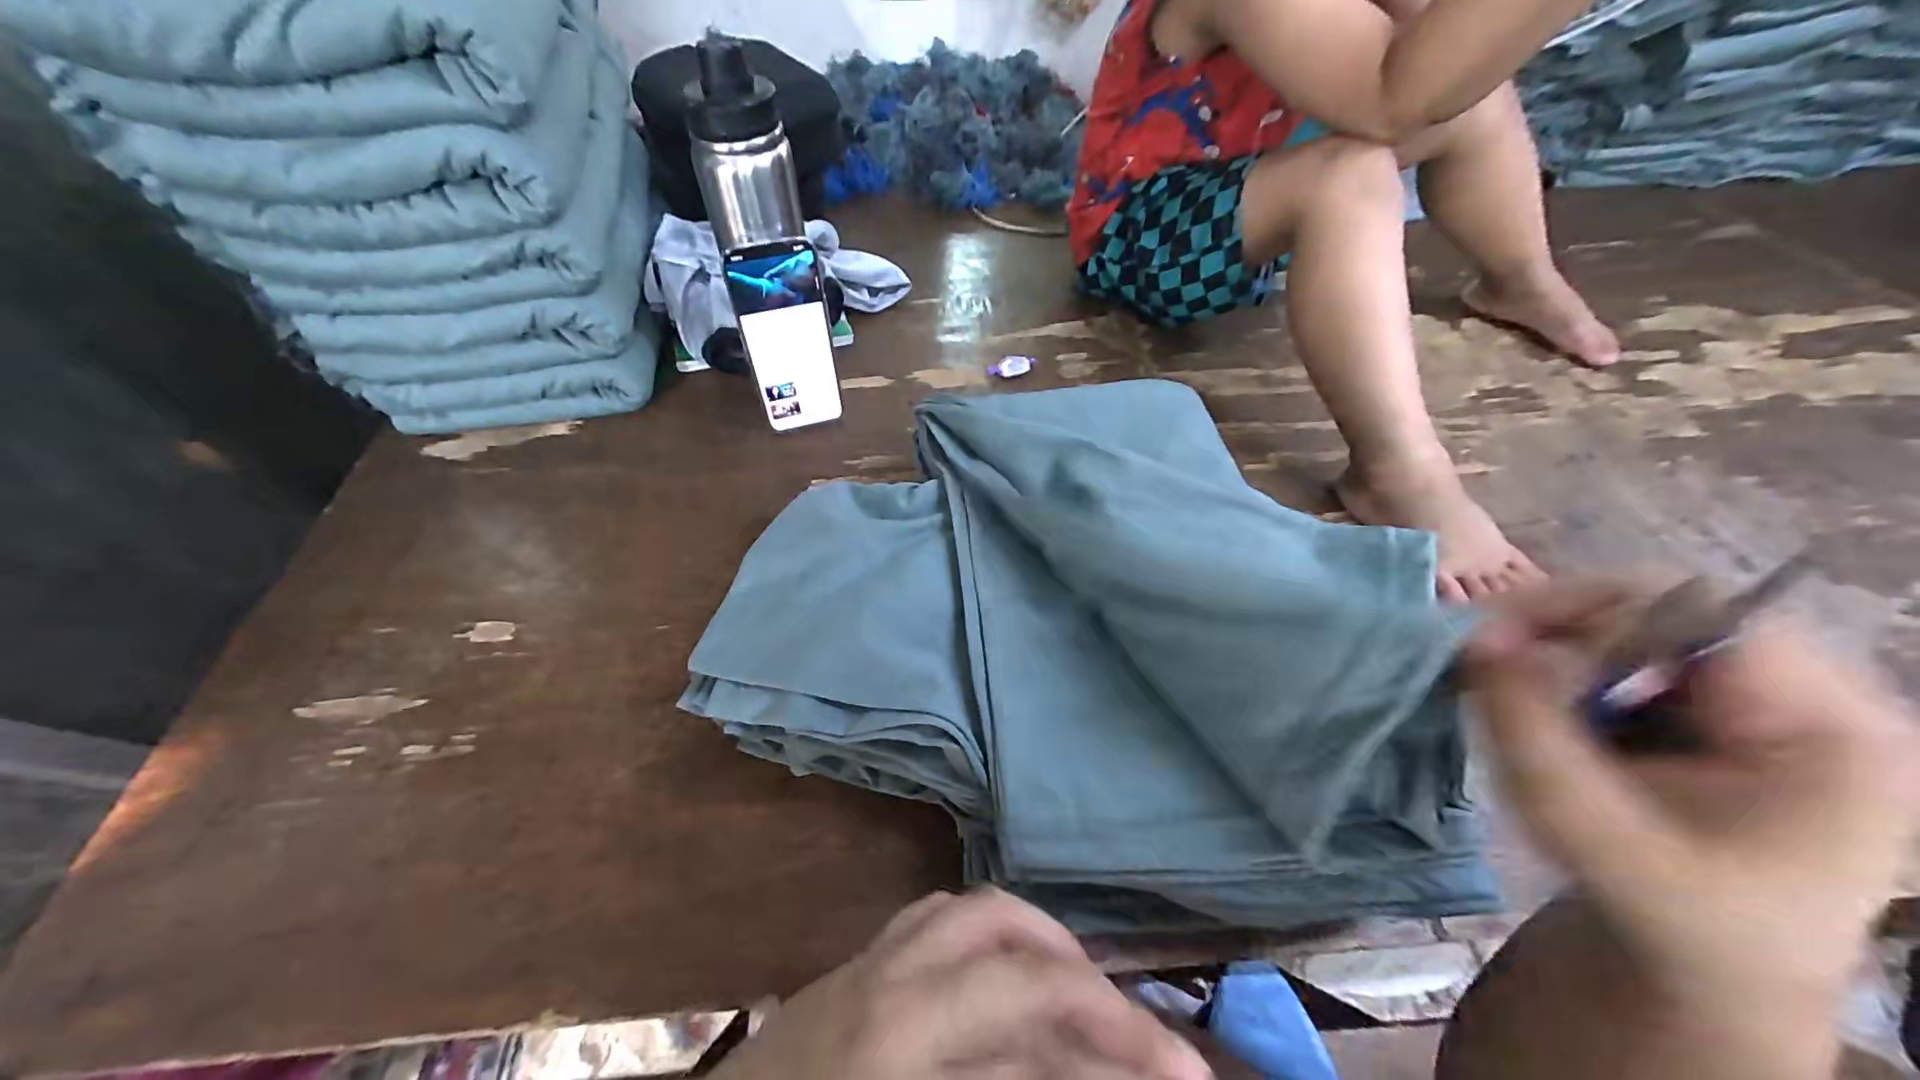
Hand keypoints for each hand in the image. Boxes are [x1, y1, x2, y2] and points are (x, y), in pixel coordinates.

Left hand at [710, 888, 1212, 1079]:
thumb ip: (1010, 1075)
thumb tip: (1088, 1069)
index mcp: (905, 1028)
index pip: (1033, 996)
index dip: (1119, 1032)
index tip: (1188, 1074)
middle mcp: (887, 974)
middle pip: (1003, 930)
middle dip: (1080, 977)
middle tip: (1134, 1034)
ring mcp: (863, 962)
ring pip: (967, 912)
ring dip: (1033, 943)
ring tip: (1078, 995)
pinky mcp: (847, 970)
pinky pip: (928, 923)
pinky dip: (982, 940)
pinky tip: (1002, 982)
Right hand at [1462, 581, 1919, 1013]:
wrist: (1705, 970)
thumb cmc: (1669, 917)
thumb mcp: (1592, 833)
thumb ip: (1533, 736)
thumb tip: (1475, 638)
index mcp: (1827, 730)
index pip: (1697, 614)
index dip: (1586, 615)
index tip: (1494, 646)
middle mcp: (1804, 695)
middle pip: (1659, 610)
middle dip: (1556, 630)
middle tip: (1481, 662)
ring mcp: (1756, 698)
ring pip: (1631, 627)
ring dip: (1551, 649)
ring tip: (1496, 686)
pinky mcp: (1709, 707)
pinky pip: (1622, 655)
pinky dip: (1560, 668)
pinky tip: (1527, 701)